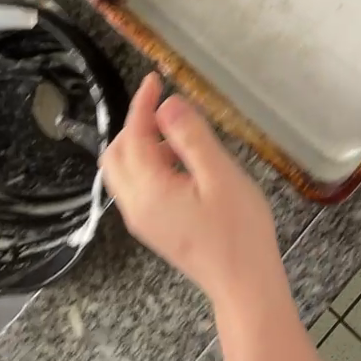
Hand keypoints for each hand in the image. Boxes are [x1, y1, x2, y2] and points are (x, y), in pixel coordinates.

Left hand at [100, 74, 284, 309]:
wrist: (243, 281)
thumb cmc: (238, 227)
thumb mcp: (220, 175)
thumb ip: (192, 137)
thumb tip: (168, 104)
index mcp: (149, 191)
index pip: (133, 137)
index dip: (142, 104)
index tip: (155, 79)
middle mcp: (135, 206)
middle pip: (116, 155)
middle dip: (135, 124)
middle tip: (167, 105)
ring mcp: (143, 219)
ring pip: (124, 172)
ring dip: (142, 143)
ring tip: (181, 131)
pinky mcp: (155, 227)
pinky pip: (138, 186)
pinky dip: (150, 162)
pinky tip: (184, 161)